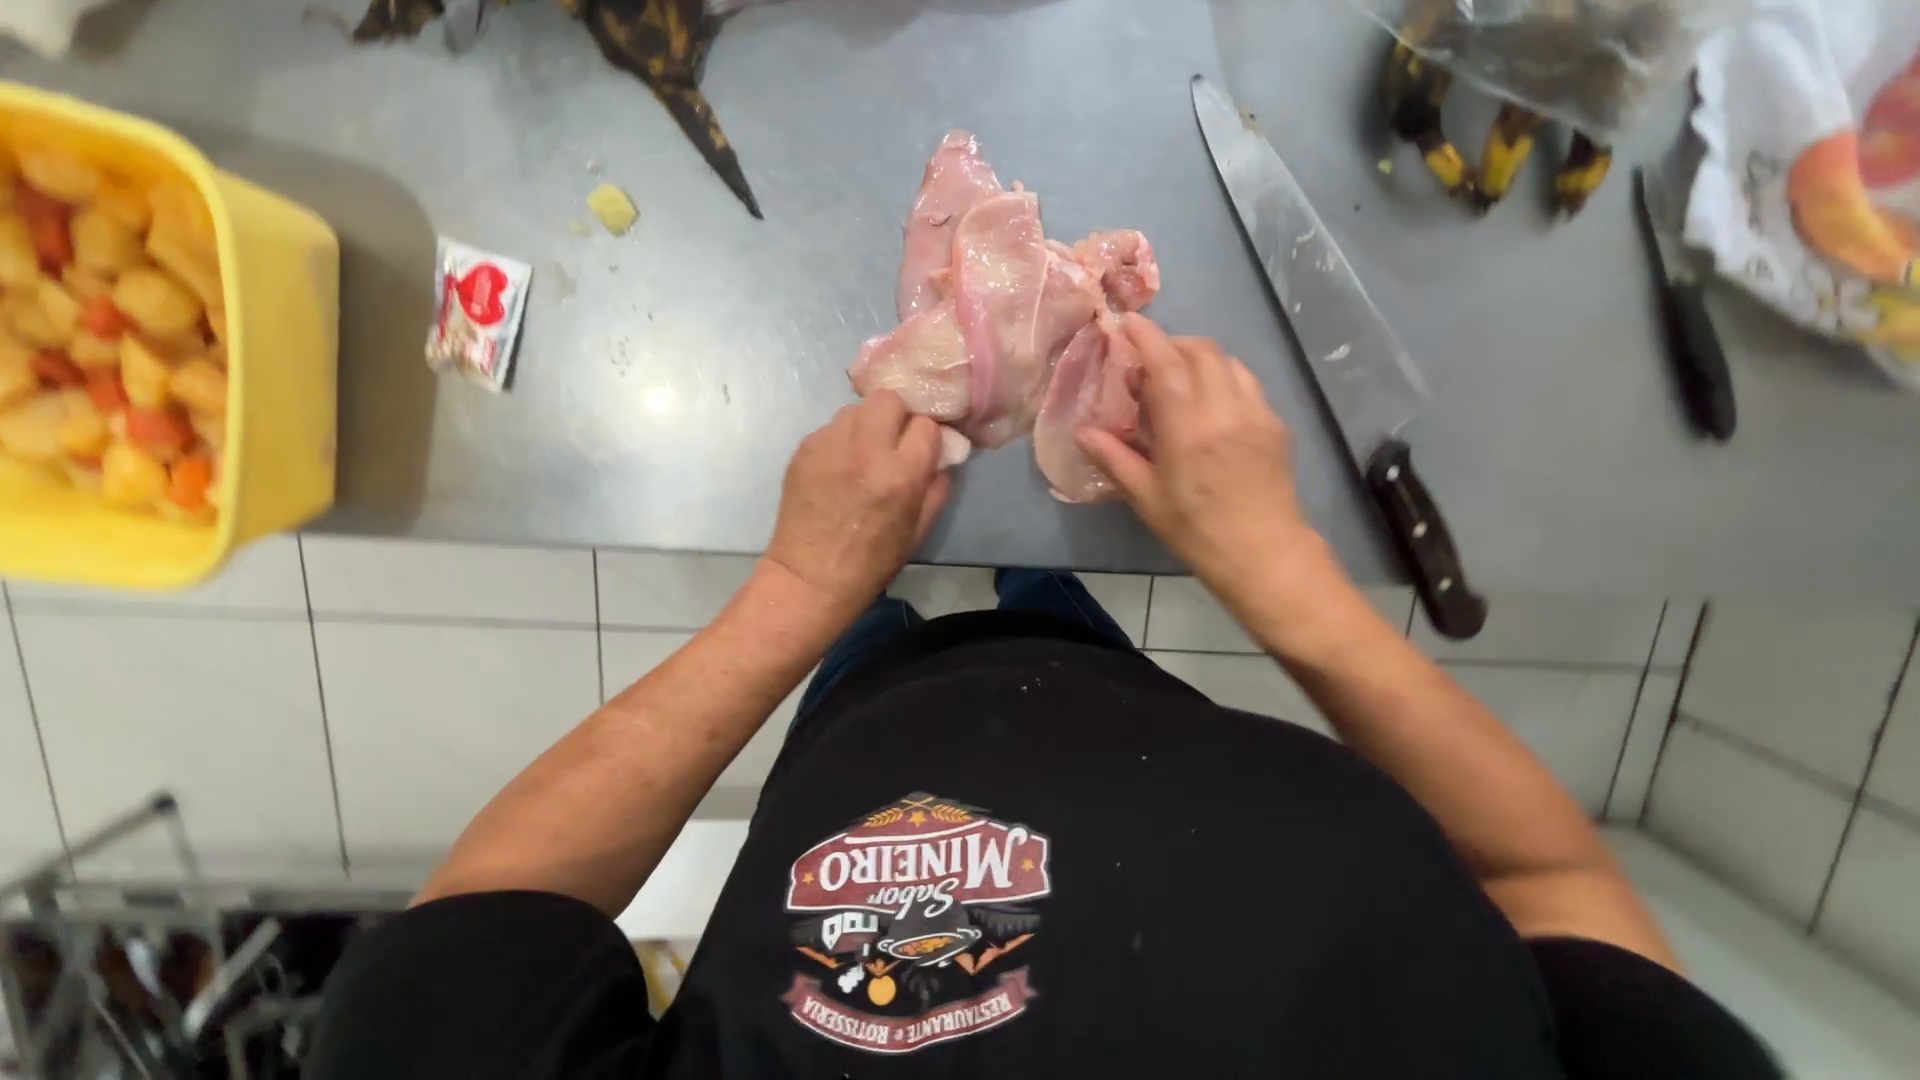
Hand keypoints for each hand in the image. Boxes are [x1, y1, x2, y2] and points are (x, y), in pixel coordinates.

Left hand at [765, 390, 951, 616]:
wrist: (812, 576)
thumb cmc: (873, 560)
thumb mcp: (920, 529)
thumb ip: (937, 486)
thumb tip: (942, 455)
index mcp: (900, 474)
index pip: (926, 425)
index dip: (927, 437)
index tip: (923, 451)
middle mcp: (865, 451)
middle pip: (889, 398)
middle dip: (897, 415)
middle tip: (893, 441)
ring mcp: (829, 446)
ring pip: (856, 409)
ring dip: (867, 425)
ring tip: (863, 454)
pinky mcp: (804, 449)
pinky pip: (831, 428)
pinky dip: (841, 440)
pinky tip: (839, 466)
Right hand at [1077, 314, 1328, 595]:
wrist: (1264, 554)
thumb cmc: (1196, 530)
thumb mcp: (1146, 499)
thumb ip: (1114, 458)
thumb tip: (1083, 431)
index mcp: (1187, 428)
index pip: (1165, 363)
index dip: (1145, 336)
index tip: (1127, 322)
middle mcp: (1225, 409)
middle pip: (1200, 351)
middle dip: (1171, 344)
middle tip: (1148, 365)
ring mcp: (1255, 413)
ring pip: (1228, 362)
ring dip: (1199, 358)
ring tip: (1180, 381)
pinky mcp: (1275, 424)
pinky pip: (1247, 383)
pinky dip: (1224, 378)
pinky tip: (1211, 404)